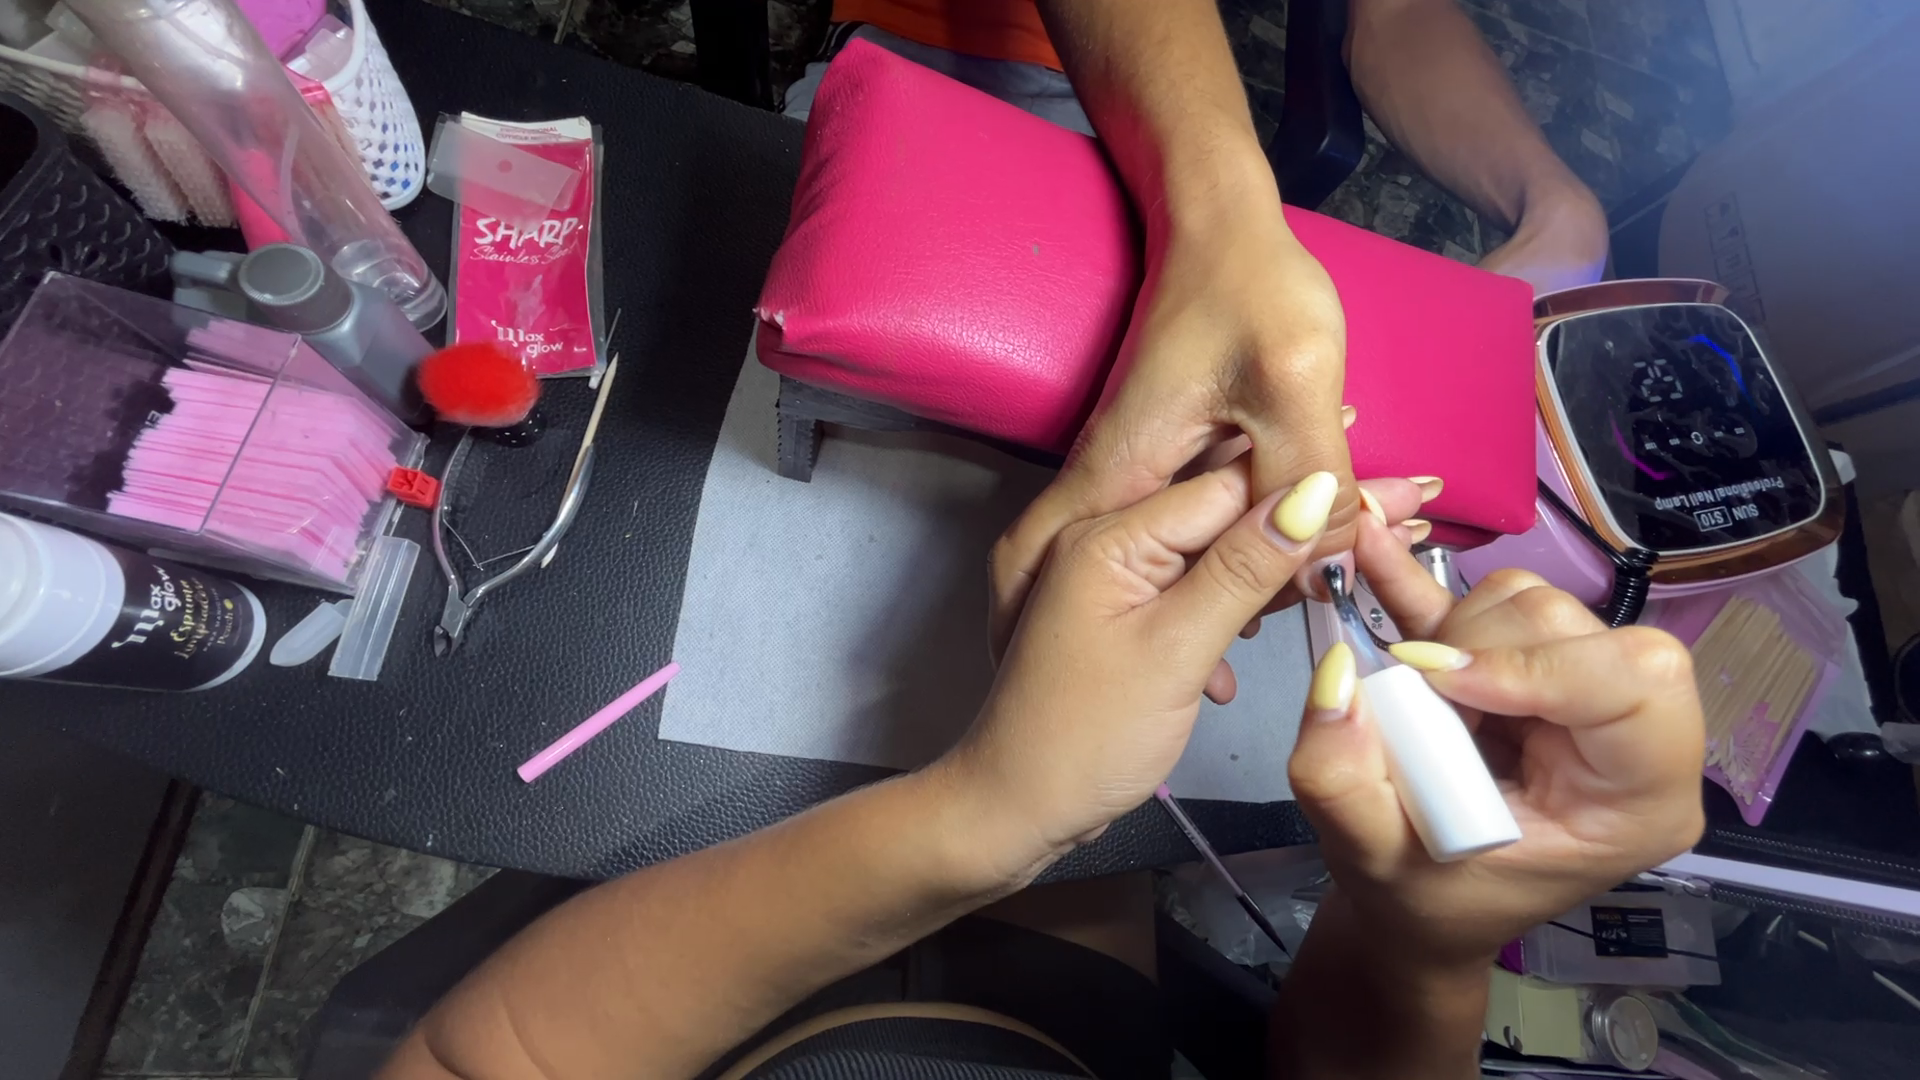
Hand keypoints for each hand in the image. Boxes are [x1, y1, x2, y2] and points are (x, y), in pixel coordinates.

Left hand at [941, 461, 1428, 876]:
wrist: (1021, 803)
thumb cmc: (1089, 735)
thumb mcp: (1175, 650)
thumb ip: (1242, 570)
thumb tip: (1313, 491)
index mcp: (1109, 535)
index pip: (1223, 486)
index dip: (1304, 490)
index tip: (1388, 499)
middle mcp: (1106, 540)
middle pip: (1220, 514)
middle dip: (1301, 522)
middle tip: (1401, 510)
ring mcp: (1112, 579)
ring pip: (1211, 555)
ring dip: (1272, 568)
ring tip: (1347, 567)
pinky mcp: (1123, 616)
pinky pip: (1189, 590)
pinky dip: (1230, 606)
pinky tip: (1260, 630)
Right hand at [989, 206, 1355, 661]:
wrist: (1218, 228)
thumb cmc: (1248, 293)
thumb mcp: (1292, 380)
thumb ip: (1306, 474)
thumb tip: (1320, 564)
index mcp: (1119, 481)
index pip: (1073, 584)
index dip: (1119, 644)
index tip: (1197, 688)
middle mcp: (1105, 488)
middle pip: (1099, 587)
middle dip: (1148, 640)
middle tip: (1213, 688)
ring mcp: (1125, 476)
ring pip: (1141, 567)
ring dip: (1188, 608)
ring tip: (1242, 659)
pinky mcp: (1151, 464)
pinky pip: (1169, 538)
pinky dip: (1208, 571)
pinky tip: (1262, 588)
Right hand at [1287, 516, 1706, 970]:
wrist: (1417, 899)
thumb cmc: (1416, 896)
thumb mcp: (1368, 855)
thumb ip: (1341, 777)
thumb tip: (1336, 673)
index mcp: (1628, 798)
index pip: (1633, 686)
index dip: (1530, 663)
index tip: (1432, 679)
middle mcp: (1618, 734)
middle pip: (1574, 628)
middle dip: (1475, 643)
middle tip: (1409, 688)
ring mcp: (1565, 694)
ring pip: (1524, 603)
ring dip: (1447, 624)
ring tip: (1403, 676)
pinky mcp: (1508, 669)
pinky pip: (1474, 602)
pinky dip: (1418, 578)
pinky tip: (1372, 548)